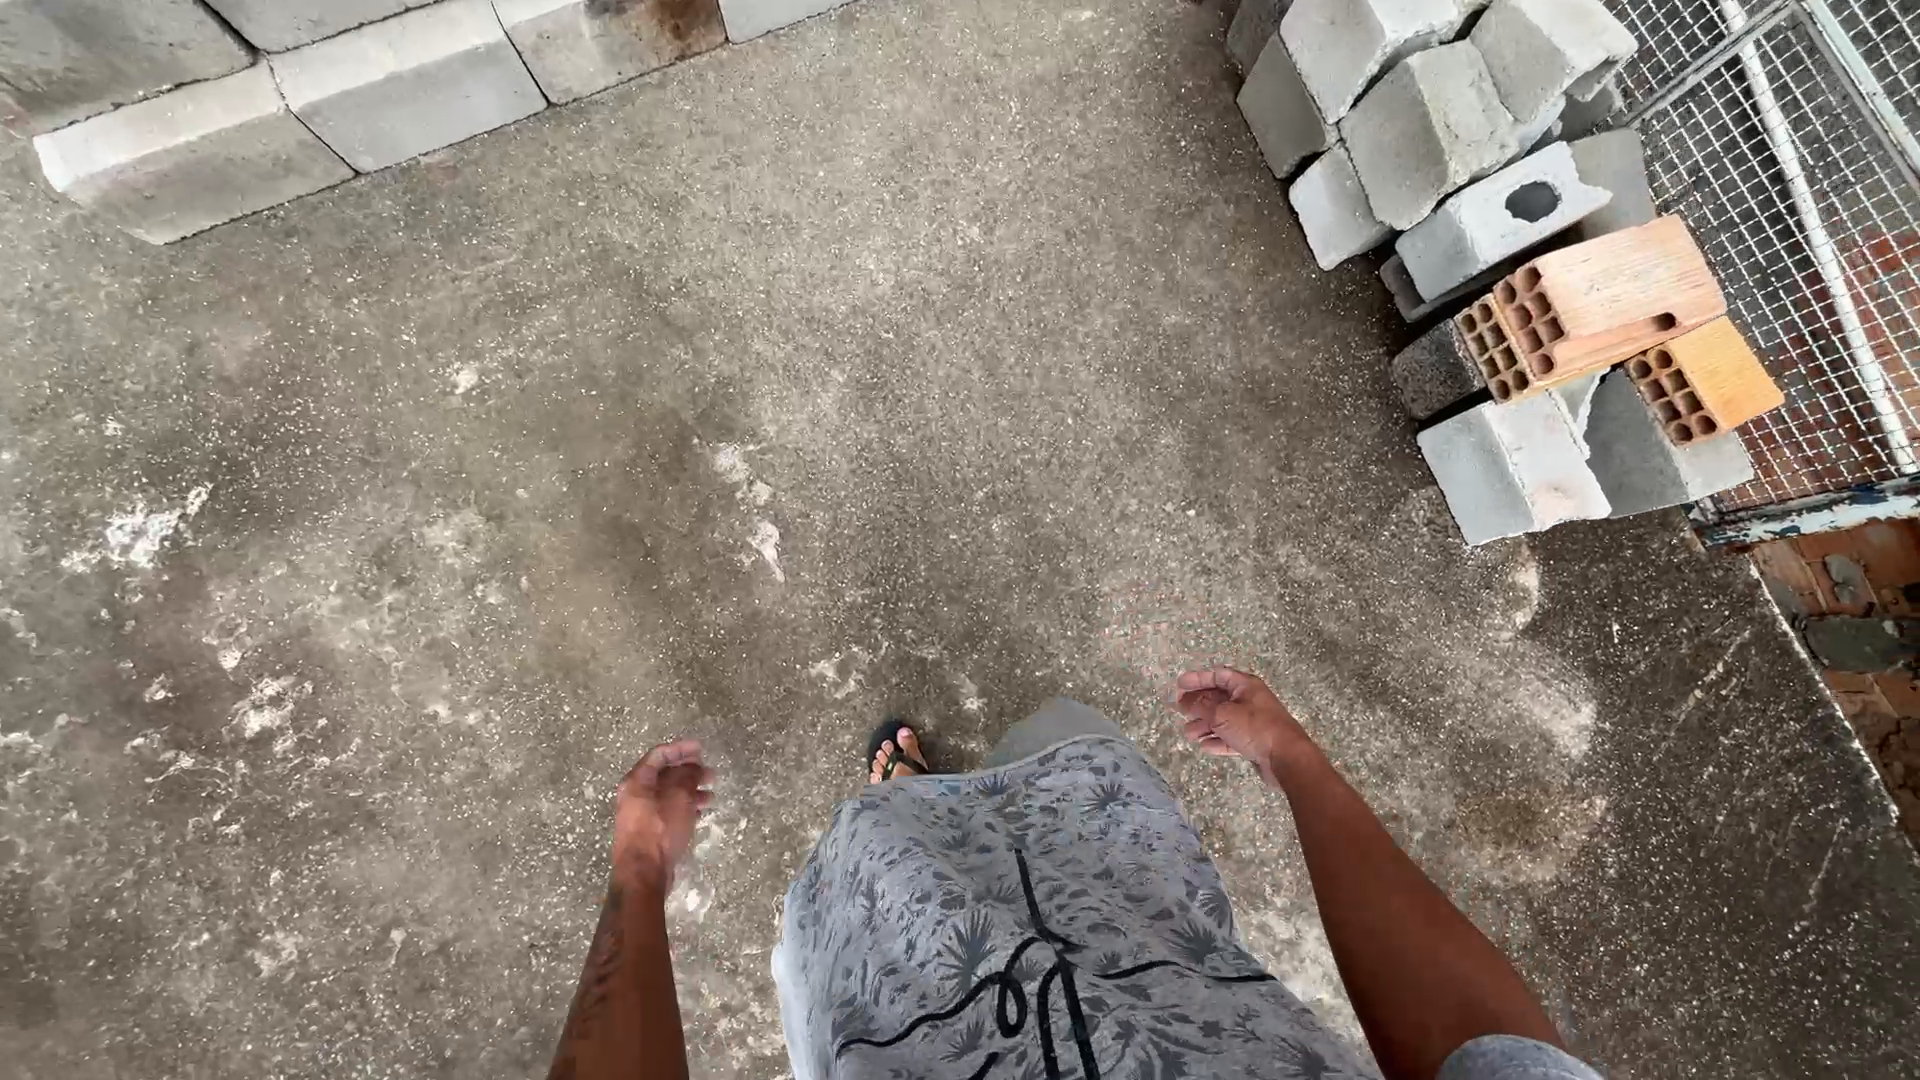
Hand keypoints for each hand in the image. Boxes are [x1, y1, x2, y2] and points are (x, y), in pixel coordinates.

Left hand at [610, 739, 713, 892]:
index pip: (659, 755)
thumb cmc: (660, 830)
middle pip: (664, 774)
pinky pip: (668, 810)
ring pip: (668, 794)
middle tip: (710, 773)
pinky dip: (685, 807)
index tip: (701, 749)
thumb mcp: (680, 798)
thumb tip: (694, 768)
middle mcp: (635, 795)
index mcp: (637, 782)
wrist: (643, 875)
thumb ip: (688, 777)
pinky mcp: (648, 831)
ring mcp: (640, 815)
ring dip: (690, 790)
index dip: (681, 749)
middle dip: (689, 771)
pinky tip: (701, 812)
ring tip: (711, 795)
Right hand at [1173, 667, 1316, 778]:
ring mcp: (1253, 722)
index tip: (1179, 685)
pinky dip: (1217, 740)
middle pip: (1218, 698)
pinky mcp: (1255, 742)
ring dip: (1204, 725)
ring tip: (1188, 733)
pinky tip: (1204, 746)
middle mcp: (1250, 700)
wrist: (1287, 758)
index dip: (1197, 678)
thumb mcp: (1222, 714)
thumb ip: (1201, 707)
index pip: (1217, 675)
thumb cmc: (1255, 728)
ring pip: (1223, 719)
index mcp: (1246, 686)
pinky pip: (1231, 737)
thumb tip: (1187, 703)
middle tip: (1179, 709)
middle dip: (1198, 704)